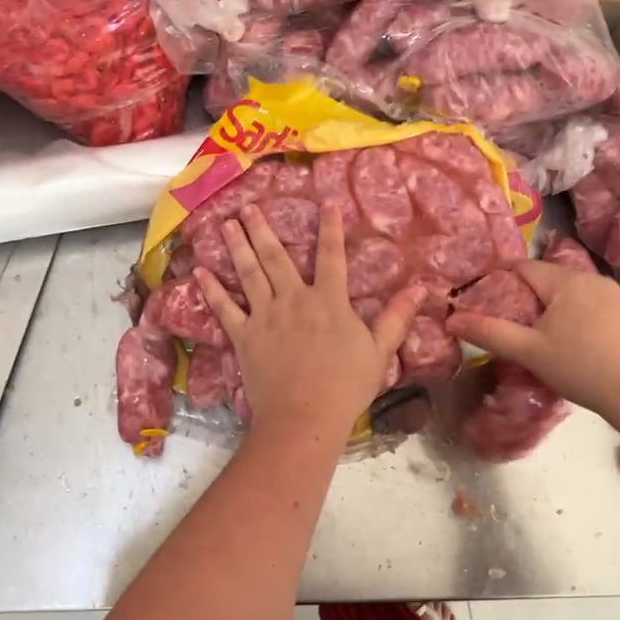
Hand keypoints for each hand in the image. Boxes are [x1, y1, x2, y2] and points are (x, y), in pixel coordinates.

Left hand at [195, 204, 424, 437]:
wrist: (304, 416)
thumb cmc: (346, 387)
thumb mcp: (379, 351)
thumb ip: (397, 317)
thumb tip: (421, 287)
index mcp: (329, 301)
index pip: (331, 256)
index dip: (330, 228)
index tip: (326, 203)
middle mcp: (294, 299)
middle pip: (277, 257)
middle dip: (263, 229)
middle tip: (249, 207)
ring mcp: (265, 316)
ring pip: (249, 273)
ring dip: (237, 246)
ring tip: (227, 224)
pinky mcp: (243, 336)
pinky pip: (224, 308)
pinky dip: (211, 289)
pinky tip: (199, 272)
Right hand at [446, 259, 619, 417]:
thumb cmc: (581, 368)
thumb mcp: (529, 351)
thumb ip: (489, 332)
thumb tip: (452, 320)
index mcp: (566, 281)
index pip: (523, 267)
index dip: (498, 276)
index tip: (480, 293)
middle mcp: (592, 279)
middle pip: (547, 278)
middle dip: (523, 293)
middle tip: (503, 318)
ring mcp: (615, 295)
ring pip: (569, 292)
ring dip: (549, 306)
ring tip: (534, 332)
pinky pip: (590, 305)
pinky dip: (572, 315)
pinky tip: (569, 341)